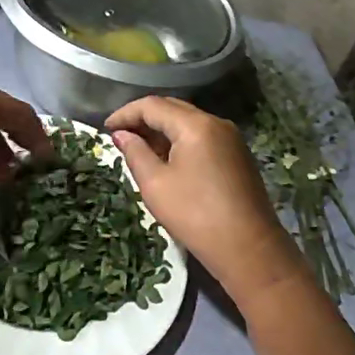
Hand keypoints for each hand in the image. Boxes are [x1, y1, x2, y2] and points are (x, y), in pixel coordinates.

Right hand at [106, 96, 305, 302]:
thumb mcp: (155, 184)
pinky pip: (202, 137)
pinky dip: (180, 141)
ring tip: (139, 149)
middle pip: (172, 109)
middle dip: (143, 119)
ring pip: (188, 123)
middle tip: (119, 137)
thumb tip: (122, 135)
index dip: (125, 113)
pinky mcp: (237, 155)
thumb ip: (135, 153)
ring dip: (162, 131)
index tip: (105, 129)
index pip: (153, 105)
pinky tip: (166, 160)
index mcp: (195, 125)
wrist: (250, 250)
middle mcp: (216, 123)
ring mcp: (231, 138)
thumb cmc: (196, 215)